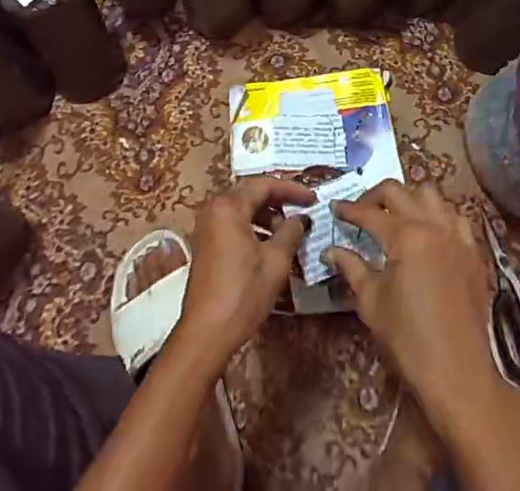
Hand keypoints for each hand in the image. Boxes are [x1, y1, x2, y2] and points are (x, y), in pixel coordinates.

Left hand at [170, 177, 314, 367]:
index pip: (264, 185)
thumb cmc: (243, 293)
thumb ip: (291, 231)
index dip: (292, 189)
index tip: (313, 198)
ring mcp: (206, 229)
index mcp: (228, 208)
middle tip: (303, 208)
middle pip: (251, 194)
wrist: (206, 334)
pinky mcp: (206, 246)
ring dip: (267, 215)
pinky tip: (271, 245)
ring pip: (242, 210)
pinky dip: (254, 228)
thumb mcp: (276, 260)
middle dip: (279, 200)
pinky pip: (233, 226)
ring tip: (290, 230)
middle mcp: (213, 211)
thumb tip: (300, 219)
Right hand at [328, 183, 519, 490]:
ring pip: (432, 194)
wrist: (456, 370)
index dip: (350, 210)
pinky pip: (456, 216)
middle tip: (361, 211)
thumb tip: (331, 250)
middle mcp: (434, 225)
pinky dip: (438, 214)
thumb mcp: (371, 302)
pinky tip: (428, 231)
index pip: (371, 212)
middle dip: (376, 195)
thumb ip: (352, 268)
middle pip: (401, 191)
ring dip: (410, 197)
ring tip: (395, 215)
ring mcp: (458, 235)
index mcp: (406, 236)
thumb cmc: (407, 338)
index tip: (336, 209)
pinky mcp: (474, 250)